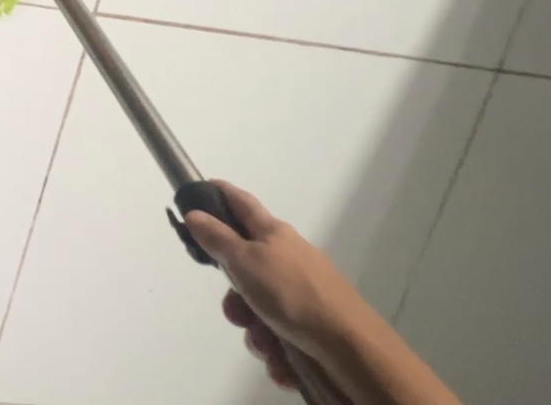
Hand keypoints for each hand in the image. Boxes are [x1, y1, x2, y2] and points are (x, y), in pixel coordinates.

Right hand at [186, 182, 384, 390]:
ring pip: (260, 305)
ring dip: (255, 328)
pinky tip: (282, 362)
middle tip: (233, 312)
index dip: (219, 192)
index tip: (199, 189)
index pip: (241, 203)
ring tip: (264, 344)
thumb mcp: (245, 260)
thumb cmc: (293, 294)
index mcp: (274, 234)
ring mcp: (305, 293)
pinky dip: (277, 349)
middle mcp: (289, 258)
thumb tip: (194, 213)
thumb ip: (216, 237)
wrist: (355, 351)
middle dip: (234, 294)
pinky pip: (281, 334)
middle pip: (245, 267)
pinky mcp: (316, 326)